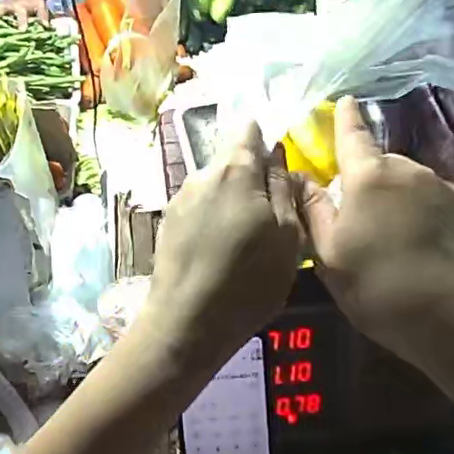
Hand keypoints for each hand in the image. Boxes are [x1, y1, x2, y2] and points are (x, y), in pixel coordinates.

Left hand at [143, 119, 303, 366]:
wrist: (186, 324)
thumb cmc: (248, 282)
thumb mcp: (287, 236)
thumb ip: (283, 189)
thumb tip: (276, 156)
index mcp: (234, 170)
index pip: (249, 130)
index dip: (265, 140)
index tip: (278, 165)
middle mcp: (201, 176)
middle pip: (230, 163)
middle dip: (250, 181)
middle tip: (269, 218)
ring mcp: (178, 201)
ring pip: (213, 189)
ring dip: (230, 204)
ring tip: (243, 243)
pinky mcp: (166, 226)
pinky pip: (198, 212)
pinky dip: (211, 224)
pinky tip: (219, 254)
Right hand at [295, 96, 453, 350]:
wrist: (453, 316)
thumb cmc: (377, 286)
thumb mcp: (328, 254)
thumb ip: (313, 211)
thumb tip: (299, 179)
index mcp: (368, 176)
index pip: (353, 136)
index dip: (346, 119)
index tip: (345, 100)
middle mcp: (406, 170)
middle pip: (376, 163)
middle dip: (360, 178)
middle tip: (346, 215)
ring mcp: (439, 188)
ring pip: (401, 182)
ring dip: (386, 197)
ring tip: (377, 236)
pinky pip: (423, 199)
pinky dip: (409, 211)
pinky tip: (405, 243)